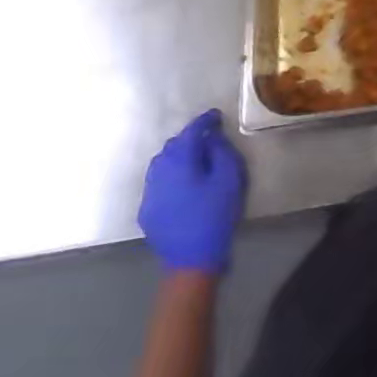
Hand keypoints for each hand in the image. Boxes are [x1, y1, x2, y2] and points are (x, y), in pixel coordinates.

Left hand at [139, 109, 246, 272]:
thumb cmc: (215, 217)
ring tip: (197, 162)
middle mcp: (158, 170)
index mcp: (179, 159)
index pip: (191, 131)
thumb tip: (212, 138)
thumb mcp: (229, 180)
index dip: (205, 121)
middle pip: (175, 145)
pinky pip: (160, 182)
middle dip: (191, 139)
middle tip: (210, 141)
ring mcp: (149, 190)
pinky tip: (184, 186)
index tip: (216, 116)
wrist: (191, 260)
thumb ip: (222, 152)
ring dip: (180, 157)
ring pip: (164, 163)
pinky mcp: (147, 209)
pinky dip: (172, 176)